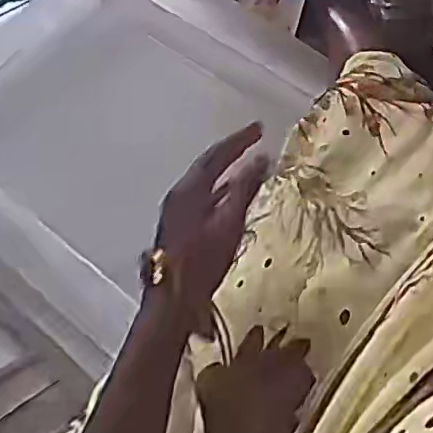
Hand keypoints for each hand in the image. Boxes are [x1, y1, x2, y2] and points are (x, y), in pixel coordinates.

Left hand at [152, 122, 267, 323]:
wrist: (172, 304)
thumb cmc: (202, 262)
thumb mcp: (229, 222)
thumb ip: (245, 188)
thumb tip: (260, 158)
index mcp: (190, 189)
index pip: (217, 155)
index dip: (239, 140)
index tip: (259, 128)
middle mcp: (180, 195)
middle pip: (208, 164)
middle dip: (232, 150)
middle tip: (254, 138)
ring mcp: (177, 211)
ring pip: (205, 180)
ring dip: (226, 169)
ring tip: (248, 162)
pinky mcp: (179, 227)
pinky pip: (204, 196)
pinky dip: (221, 188)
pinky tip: (234, 195)